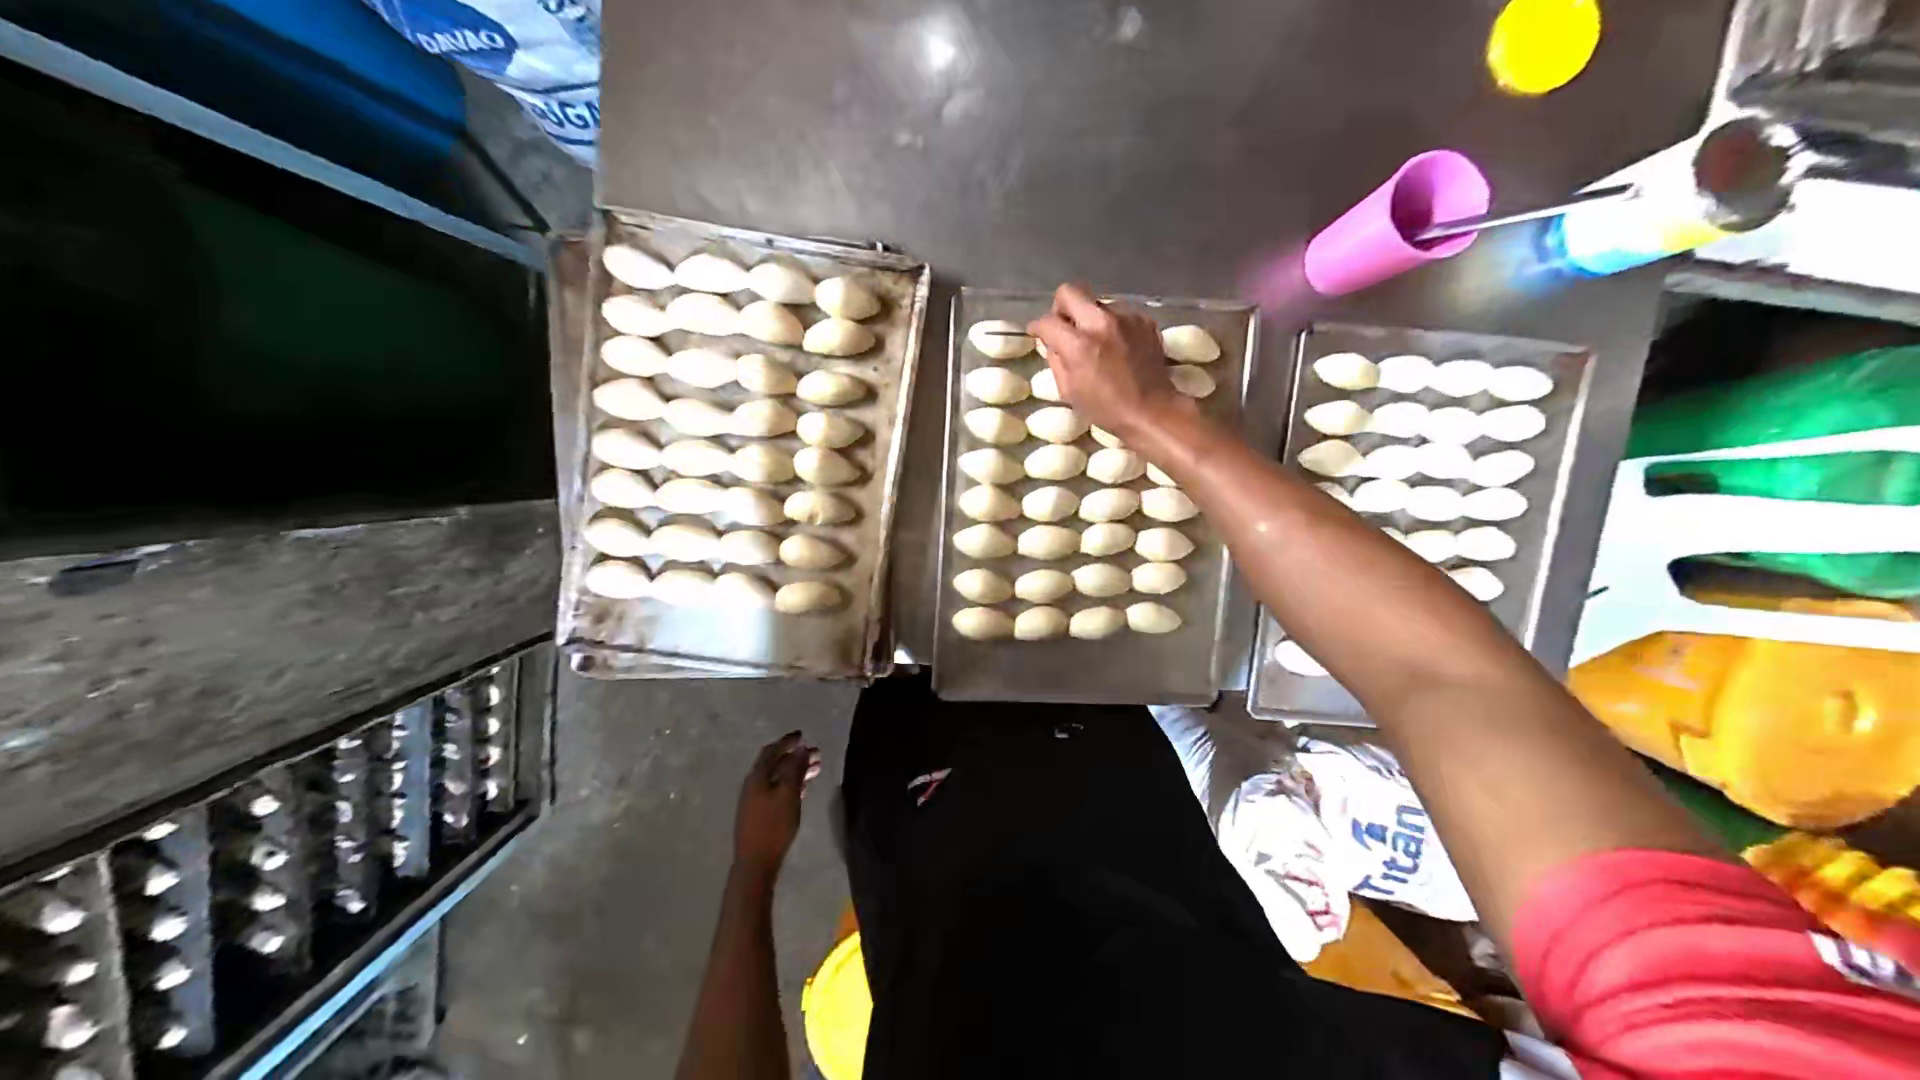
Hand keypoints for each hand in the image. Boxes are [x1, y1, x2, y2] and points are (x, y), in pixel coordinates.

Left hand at [733, 731, 820, 878]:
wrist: (755, 863)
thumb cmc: (774, 826)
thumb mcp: (789, 794)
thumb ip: (794, 769)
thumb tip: (800, 749)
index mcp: (758, 776)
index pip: (772, 751)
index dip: (787, 741)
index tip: (803, 735)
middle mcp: (753, 784)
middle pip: (775, 763)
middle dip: (795, 756)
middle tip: (816, 753)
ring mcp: (754, 800)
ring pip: (777, 777)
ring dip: (795, 770)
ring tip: (816, 769)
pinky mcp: (759, 813)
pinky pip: (777, 789)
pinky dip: (790, 783)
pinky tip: (803, 788)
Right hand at [1027, 283, 1194, 441]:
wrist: (1151, 410)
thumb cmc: (1106, 408)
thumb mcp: (1069, 390)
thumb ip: (1056, 359)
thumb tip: (1051, 341)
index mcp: (1079, 345)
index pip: (1047, 321)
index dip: (1038, 327)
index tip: (1038, 333)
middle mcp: (1101, 322)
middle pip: (1070, 291)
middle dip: (1061, 307)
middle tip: (1065, 326)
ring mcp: (1125, 317)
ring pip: (1096, 302)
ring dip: (1090, 318)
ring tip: (1097, 342)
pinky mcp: (1143, 319)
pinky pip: (1118, 313)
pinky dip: (1112, 325)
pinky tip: (1117, 345)